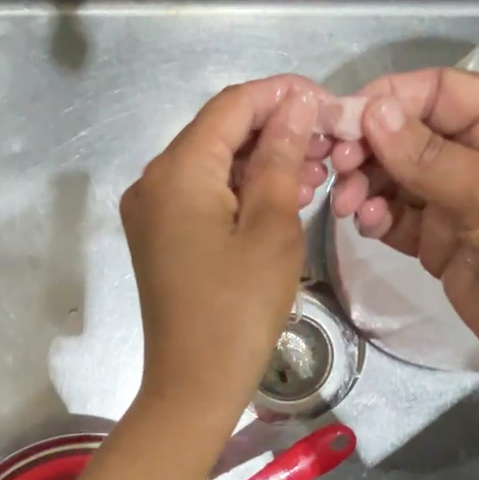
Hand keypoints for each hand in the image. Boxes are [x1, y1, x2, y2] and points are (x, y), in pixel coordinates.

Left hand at [120, 74, 331, 417]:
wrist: (194, 384)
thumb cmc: (238, 310)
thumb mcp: (271, 229)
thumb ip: (281, 158)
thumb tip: (295, 107)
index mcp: (176, 172)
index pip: (231, 106)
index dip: (281, 95)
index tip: (328, 104)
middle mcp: (151, 183)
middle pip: (217, 133)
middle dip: (274, 131)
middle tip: (329, 146)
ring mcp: (149, 213)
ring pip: (210, 165)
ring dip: (259, 163)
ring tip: (315, 175)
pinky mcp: (157, 239)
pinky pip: (200, 196)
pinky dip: (237, 191)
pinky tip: (280, 198)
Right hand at [327, 68, 478, 383]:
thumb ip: (428, 156)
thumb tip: (370, 111)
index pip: (439, 92)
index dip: (387, 100)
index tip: (337, 121)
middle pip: (411, 134)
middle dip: (370, 147)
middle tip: (336, 169)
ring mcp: (463, 202)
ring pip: (399, 178)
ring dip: (368, 185)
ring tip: (349, 206)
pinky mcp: (443, 244)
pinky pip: (400, 220)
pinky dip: (378, 218)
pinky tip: (367, 224)